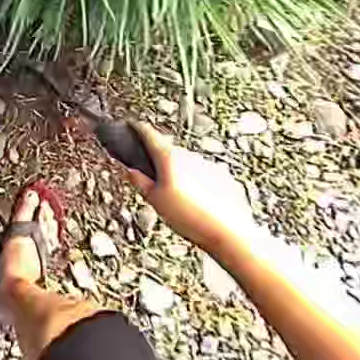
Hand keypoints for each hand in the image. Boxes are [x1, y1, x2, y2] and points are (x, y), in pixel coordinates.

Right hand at [124, 117, 257, 243]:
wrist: (229, 233)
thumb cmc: (190, 217)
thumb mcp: (155, 201)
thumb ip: (140, 182)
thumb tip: (130, 170)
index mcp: (168, 157)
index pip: (149, 134)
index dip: (137, 128)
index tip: (132, 125)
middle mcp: (188, 155)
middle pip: (169, 150)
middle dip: (160, 159)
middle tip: (155, 178)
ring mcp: (208, 164)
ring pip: (187, 162)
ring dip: (180, 171)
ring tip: (181, 197)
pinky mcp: (223, 175)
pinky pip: (204, 173)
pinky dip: (198, 181)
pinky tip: (199, 202)